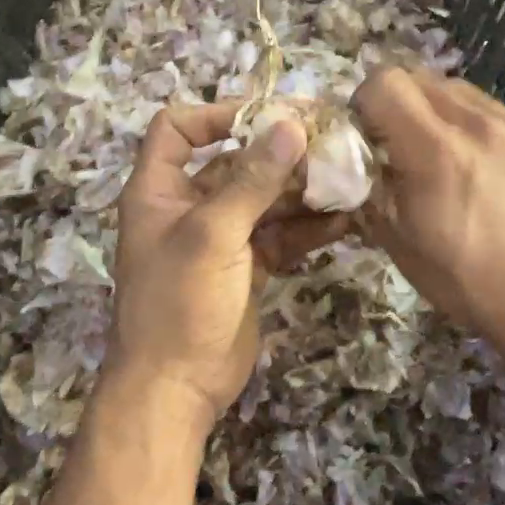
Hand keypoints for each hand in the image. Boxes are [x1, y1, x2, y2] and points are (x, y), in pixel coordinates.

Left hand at [111, 103, 346, 415]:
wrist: (175, 389)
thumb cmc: (179, 301)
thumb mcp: (213, 234)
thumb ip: (252, 180)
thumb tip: (290, 126)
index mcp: (160, 189)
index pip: (178, 129)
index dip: (216, 114)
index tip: (266, 117)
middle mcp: (188, 206)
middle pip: (234, 163)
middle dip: (278, 155)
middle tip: (329, 144)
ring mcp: (220, 238)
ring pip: (263, 200)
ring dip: (300, 191)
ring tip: (344, 181)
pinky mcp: (247, 267)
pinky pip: (279, 235)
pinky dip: (307, 227)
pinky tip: (343, 220)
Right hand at [353, 69, 504, 336]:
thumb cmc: (460, 277)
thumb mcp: (395, 237)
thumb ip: (369, 184)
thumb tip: (354, 157)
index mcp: (435, 151)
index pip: (384, 83)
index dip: (365, 104)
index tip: (367, 135)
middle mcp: (477, 124)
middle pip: (418, 77)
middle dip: (397, 104)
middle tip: (398, 144)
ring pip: (456, 89)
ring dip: (436, 111)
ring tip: (441, 153)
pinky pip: (491, 109)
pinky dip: (472, 126)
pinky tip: (479, 165)